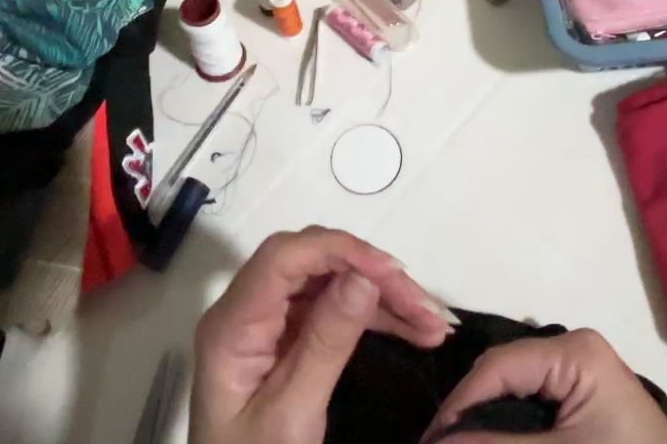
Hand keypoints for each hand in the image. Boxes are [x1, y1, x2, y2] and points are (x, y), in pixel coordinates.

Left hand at [191, 226, 458, 443]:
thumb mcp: (292, 415)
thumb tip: (364, 278)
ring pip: (330, 281)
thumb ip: (325, 344)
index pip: (283, 256)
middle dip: (371, 273)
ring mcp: (269, 320)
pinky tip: (414, 330)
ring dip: (382, 296)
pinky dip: (375, 315)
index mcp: (233, 323)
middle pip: (312, 262)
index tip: (395, 273)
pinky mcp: (289, 336)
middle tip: (425, 306)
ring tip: (433, 323)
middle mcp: (248, 308)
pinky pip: (335, 307)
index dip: (340, 251)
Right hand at [425, 329, 666, 443]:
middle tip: (440, 442)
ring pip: (514, 385)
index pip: (498, 366)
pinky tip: (490, 437)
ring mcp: (580, 369)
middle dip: (470, 409)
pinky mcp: (584, 392)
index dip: (460, 402)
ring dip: (486, 416)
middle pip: (504, 373)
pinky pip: (533, 397)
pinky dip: (509, 420)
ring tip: (458, 439)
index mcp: (574, 351)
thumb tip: (437, 442)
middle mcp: (574, 347)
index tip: (430, 440)